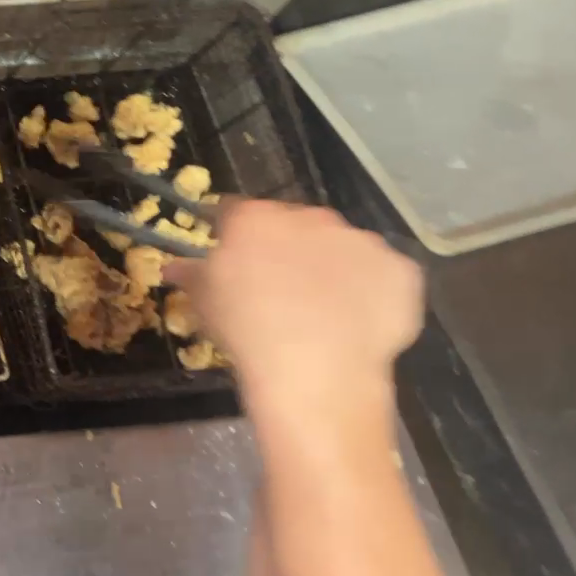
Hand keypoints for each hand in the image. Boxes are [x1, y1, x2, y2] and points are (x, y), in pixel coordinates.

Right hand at [165, 201, 423, 398]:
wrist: (316, 365)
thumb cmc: (243, 325)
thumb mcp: (201, 300)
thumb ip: (191, 274)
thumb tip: (174, 267)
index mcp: (255, 219)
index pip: (233, 210)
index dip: (227, 229)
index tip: (224, 249)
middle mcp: (311, 219)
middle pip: (292, 222)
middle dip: (281, 243)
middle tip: (269, 279)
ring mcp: (362, 241)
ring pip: (337, 244)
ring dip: (325, 261)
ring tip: (314, 302)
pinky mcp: (400, 269)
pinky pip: (376, 270)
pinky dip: (363, 285)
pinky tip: (348, 315)